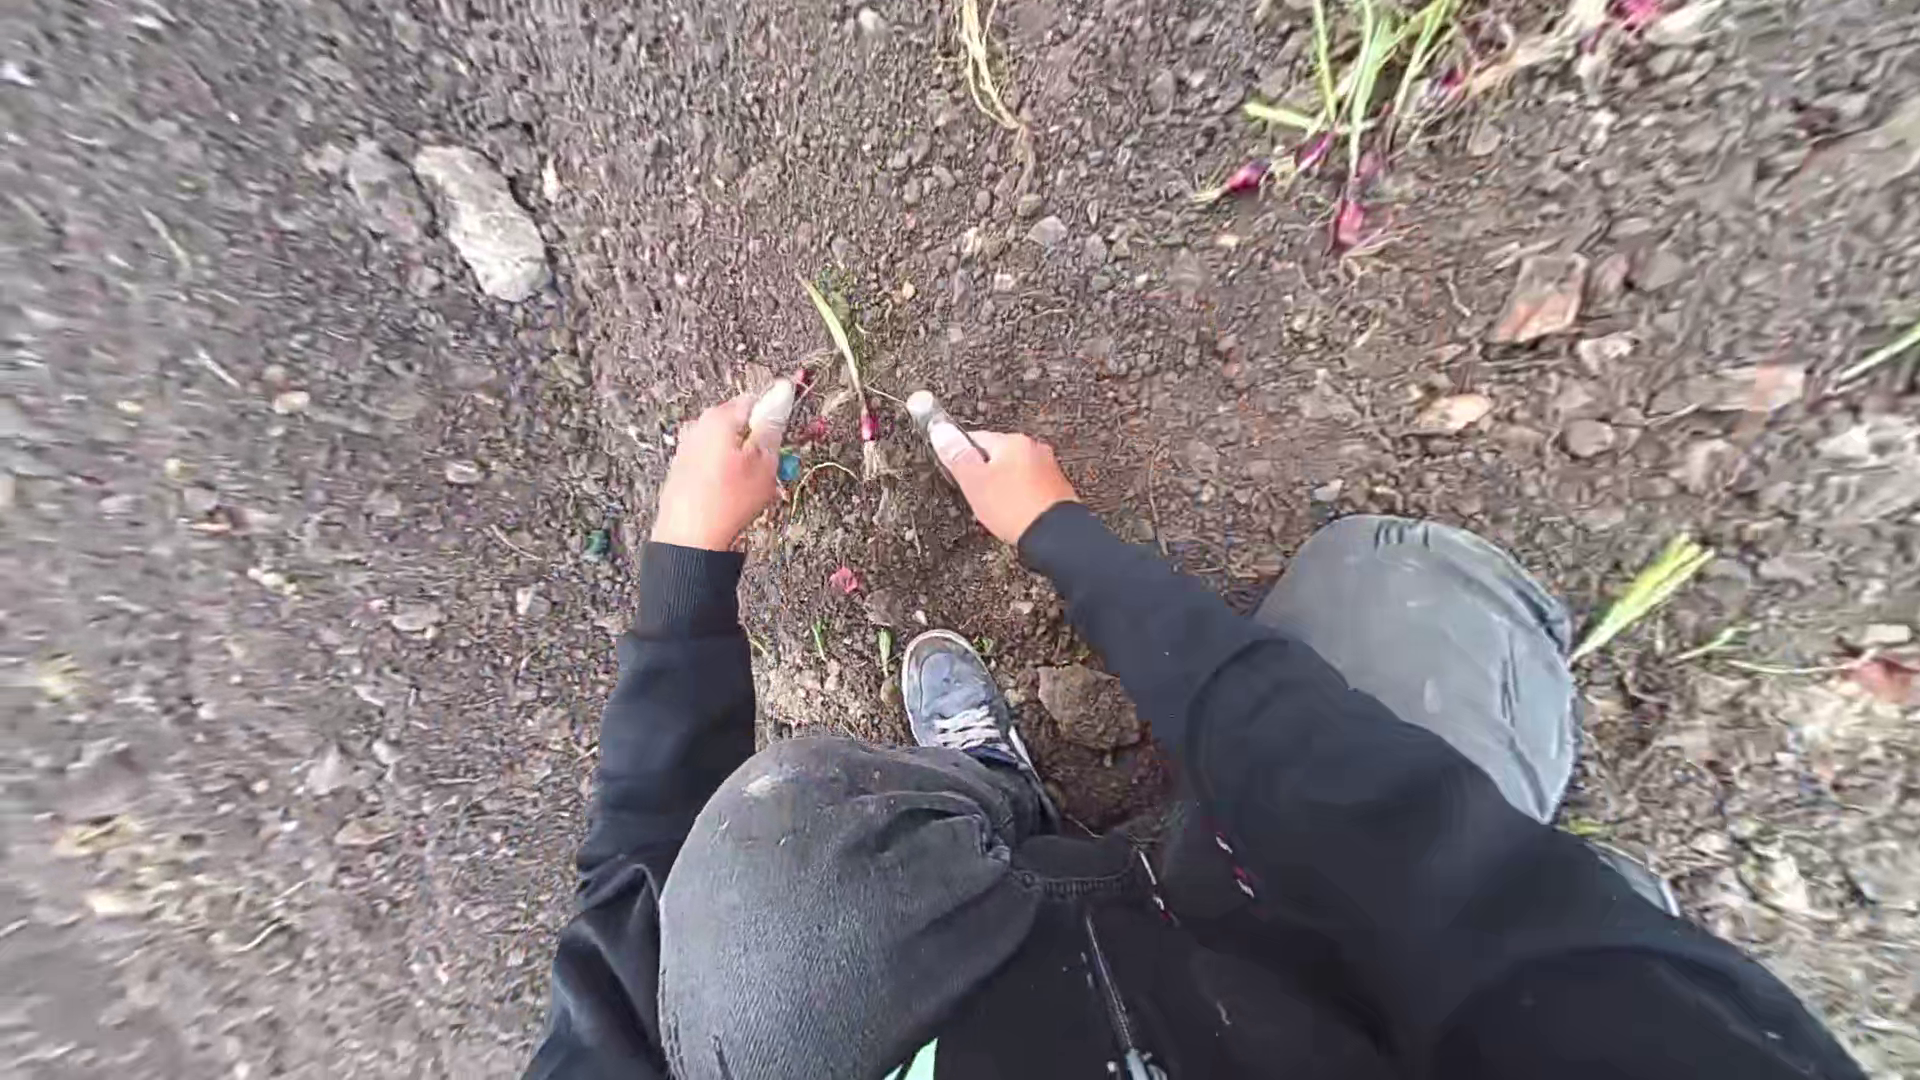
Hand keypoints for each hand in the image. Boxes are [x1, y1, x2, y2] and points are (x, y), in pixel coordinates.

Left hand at [650, 392, 781, 550]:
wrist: (690, 537)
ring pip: (727, 444)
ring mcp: (687, 447)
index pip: (756, 401)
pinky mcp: (683, 469)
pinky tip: (735, 494)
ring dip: (745, 460)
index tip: (783, 440)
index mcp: (719, 417)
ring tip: (755, 487)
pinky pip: (714, 461)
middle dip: (759, 443)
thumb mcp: (765, 461)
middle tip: (773, 468)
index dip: (774, 420)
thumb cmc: (728, 500)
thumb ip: (773, 425)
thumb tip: (782, 393)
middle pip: (740, 423)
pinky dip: (728, 473)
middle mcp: (698, 426)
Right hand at [930, 423, 1079, 544]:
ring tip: (996, 509)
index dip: (961, 457)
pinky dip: (1020, 498)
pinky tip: (1015, 514)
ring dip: (1004, 487)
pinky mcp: (1057, 490)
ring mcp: (1049, 469)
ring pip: (1015, 473)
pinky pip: (1030, 489)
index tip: (956, 473)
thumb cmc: (1015, 508)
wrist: (1054, 535)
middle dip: (985, 474)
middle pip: (998, 456)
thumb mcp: (974, 481)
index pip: (976, 438)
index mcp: (1013, 442)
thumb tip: (940, 430)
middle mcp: (1034, 450)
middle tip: (977, 496)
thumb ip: (956, 455)